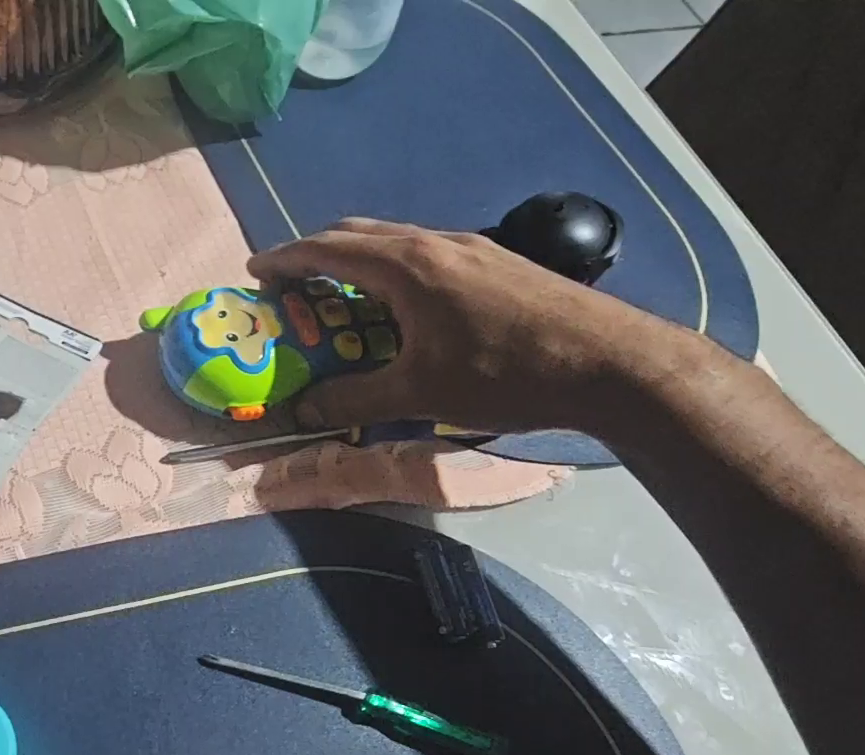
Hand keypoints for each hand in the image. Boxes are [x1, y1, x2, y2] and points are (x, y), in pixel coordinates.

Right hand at [247, 220, 715, 433]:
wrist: (609, 363)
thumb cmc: (503, 373)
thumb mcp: (418, 395)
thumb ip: (352, 399)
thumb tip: (302, 410)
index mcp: (407, 266)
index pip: (328, 248)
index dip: (285, 258)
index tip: (255, 271)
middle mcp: (435, 243)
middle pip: (360, 233)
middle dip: (317, 254)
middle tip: (292, 286)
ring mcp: (471, 248)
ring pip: (395, 242)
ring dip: (358, 262)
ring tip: (340, 299)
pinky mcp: (496, 263)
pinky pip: (425, 255)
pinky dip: (392, 272)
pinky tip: (402, 310)